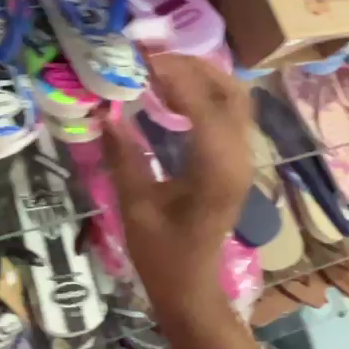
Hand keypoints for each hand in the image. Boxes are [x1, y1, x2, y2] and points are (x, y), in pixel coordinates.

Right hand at [104, 54, 255, 309]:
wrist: (191, 288)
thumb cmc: (161, 253)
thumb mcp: (134, 206)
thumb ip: (123, 155)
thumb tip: (105, 111)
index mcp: (215, 169)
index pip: (203, 103)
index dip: (173, 75)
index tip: (138, 60)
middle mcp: (238, 157)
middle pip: (230, 91)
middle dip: (193, 67)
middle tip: (149, 60)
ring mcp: (242, 159)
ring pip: (235, 98)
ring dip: (202, 77)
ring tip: (159, 72)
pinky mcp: (236, 162)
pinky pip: (230, 114)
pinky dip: (205, 94)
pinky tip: (172, 97)